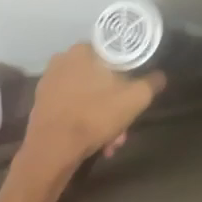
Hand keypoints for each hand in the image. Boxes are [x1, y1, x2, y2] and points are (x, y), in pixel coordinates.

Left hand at [21, 44, 164, 170]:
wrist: (52, 150)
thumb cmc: (95, 115)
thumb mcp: (136, 98)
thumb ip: (152, 82)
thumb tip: (159, 76)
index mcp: (82, 51)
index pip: (115, 55)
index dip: (129, 76)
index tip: (134, 96)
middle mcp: (62, 61)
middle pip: (101, 80)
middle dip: (116, 106)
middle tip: (124, 128)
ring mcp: (49, 83)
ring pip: (88, 97)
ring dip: (103, 118)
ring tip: (111, 143)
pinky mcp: (42, 105)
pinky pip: (73, 109)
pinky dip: (85, 122)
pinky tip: (96, 142)